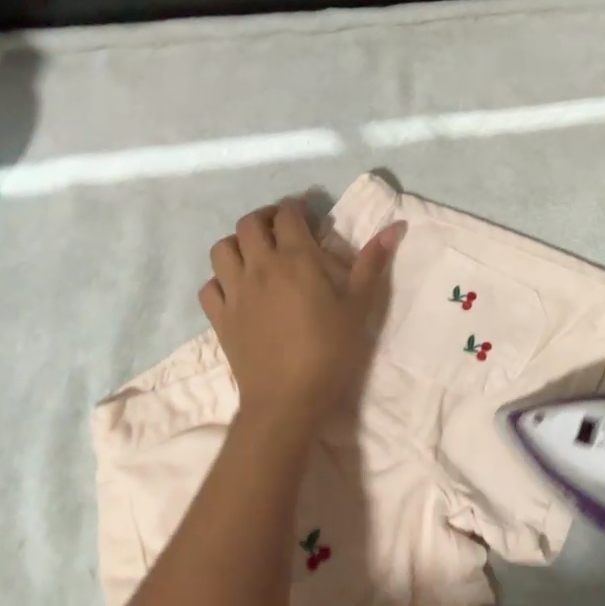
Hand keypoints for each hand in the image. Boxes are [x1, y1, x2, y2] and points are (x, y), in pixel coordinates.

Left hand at [199, 199, 403, 428]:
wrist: (287, 399)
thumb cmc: (330, 349)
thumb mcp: (360, 304)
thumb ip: (372, 262)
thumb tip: (395, 226)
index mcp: (296, 258)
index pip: (287, 214)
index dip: (297, 206)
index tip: (309, 211)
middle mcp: (260, 267)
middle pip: (248, 224)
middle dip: (265, 217)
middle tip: (284, 227)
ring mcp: (235, 292)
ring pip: (221, 249)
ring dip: (238, 243)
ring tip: (257, 252)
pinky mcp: (219, 318)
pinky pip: (209, 286)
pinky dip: (221, 278)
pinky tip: (237, 287)